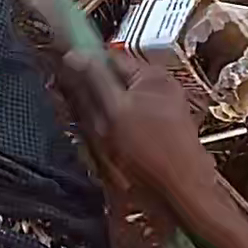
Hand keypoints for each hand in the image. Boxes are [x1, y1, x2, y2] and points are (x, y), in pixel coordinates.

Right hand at [68, 52, 219, 204]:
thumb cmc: (150, 152)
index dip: (85, 66)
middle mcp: (161, 86)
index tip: (64, 79)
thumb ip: (94, 79)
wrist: (183, 193)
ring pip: (120, 104)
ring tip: (102, 137)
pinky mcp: (163, 130)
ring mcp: (164, 108)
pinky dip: (117, 132)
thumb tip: (74, 54)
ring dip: (104, 117)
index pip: (109, 57)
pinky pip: (130, 121)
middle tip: (84, 116)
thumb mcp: (114, 111)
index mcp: (152, 75)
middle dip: (95, 96)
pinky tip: (117, 150)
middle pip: (115, 81)